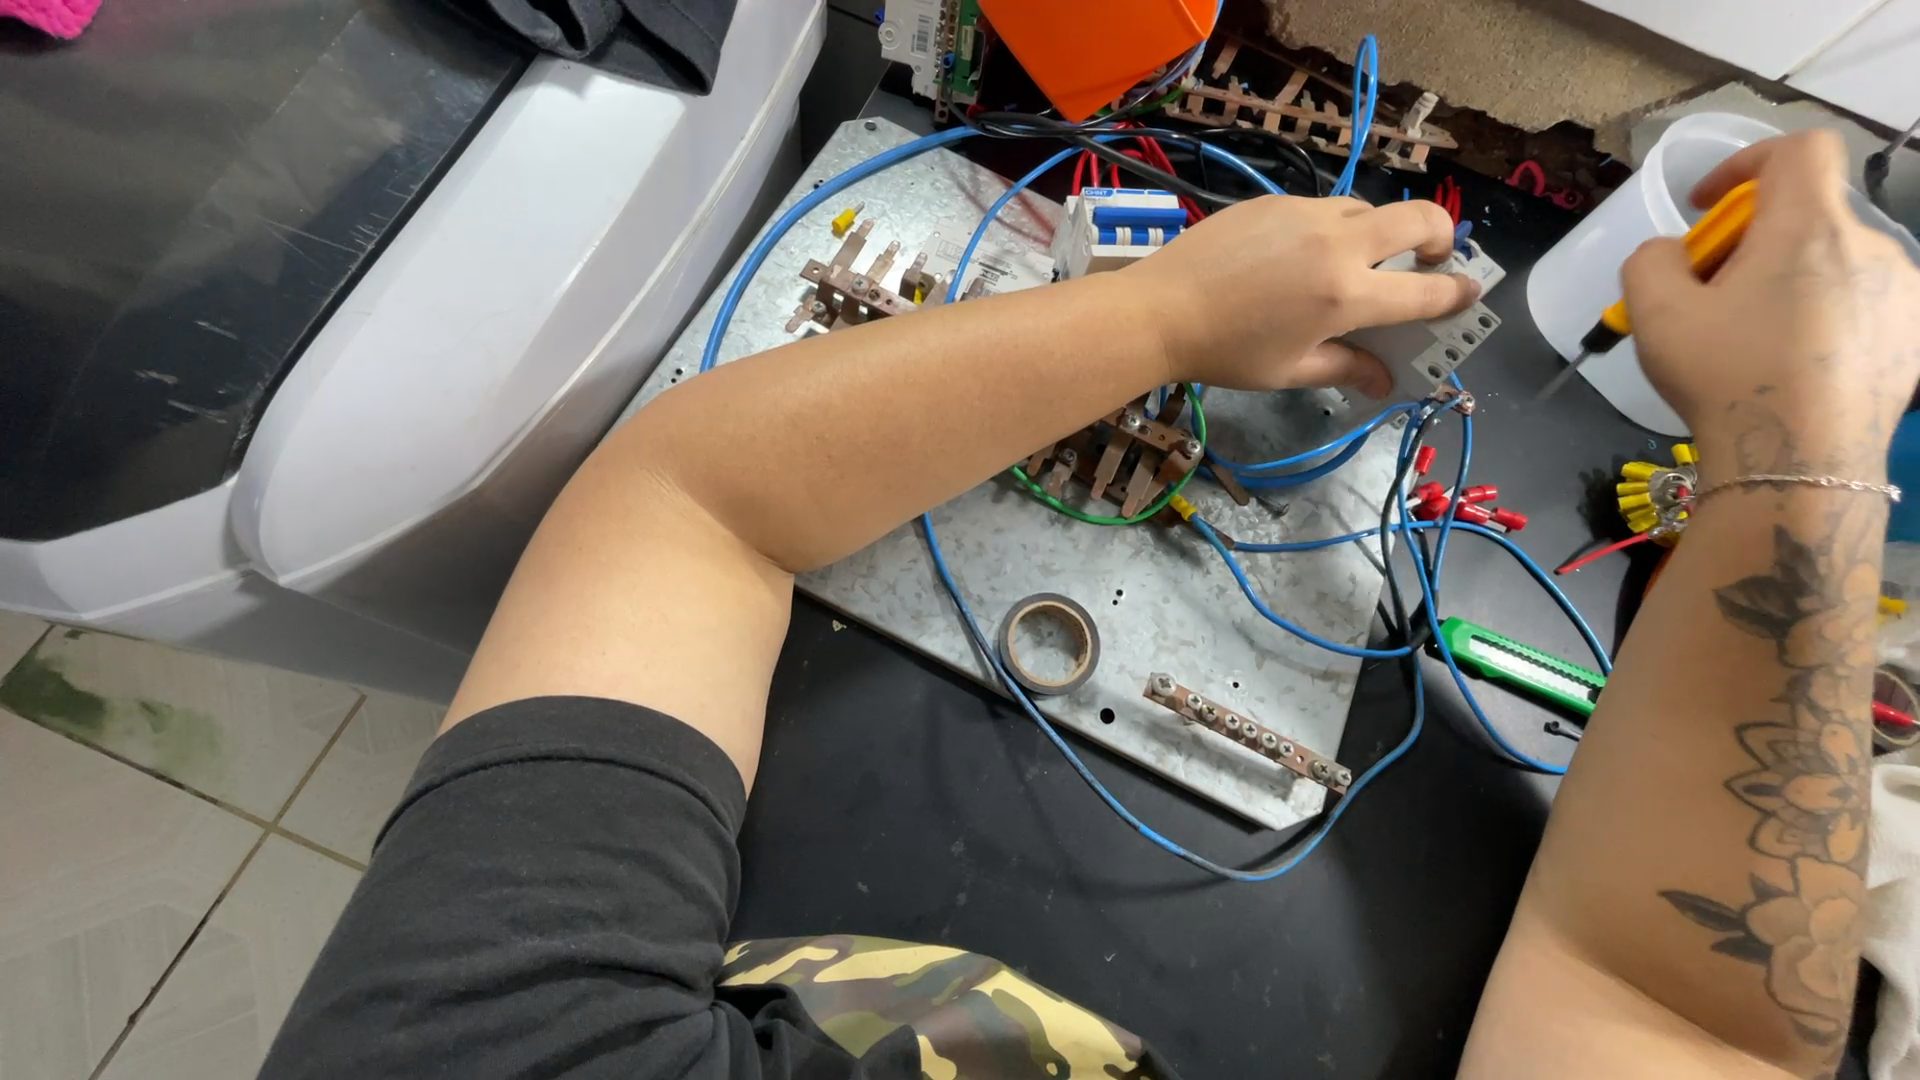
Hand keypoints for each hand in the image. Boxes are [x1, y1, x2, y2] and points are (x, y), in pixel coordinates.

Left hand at [1119, 195, 1479, 393]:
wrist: (1159, 312)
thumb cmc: (1224, 353)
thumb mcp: (1287, 372)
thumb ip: (1344, 370)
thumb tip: (1385, 384)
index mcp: (1346, 296)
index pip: (1425, 293)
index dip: (1455, 296)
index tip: (1468, 294)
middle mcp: (1338, 244)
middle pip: (1420, 218)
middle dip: (1440, 236)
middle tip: (1429, 257)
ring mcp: (1305, 214)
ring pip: (1366, 208)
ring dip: (1377, 231)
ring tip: (1353, 260)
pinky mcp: (1274, 200)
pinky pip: (1320, 207)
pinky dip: (1328, 227)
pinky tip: (1297, 254)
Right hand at [1624, 131, 1919, 480]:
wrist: (1798, 452)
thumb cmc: (1723, 373)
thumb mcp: (1654, 316)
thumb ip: (1649, 264)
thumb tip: (1668, 252)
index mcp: (1808, 230)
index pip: (1798, 152)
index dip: (1744, 163)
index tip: (1704, 205)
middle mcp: (1870, 246)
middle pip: (1804, 218)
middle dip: (1745, 244)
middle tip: (1700, 297)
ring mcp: (1901, 290)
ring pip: (1827, 263)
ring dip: (1778, 282)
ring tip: (1737, 339)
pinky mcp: (1911, 331)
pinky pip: (1853, 303)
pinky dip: (1810, 315)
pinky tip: (1779, 364)